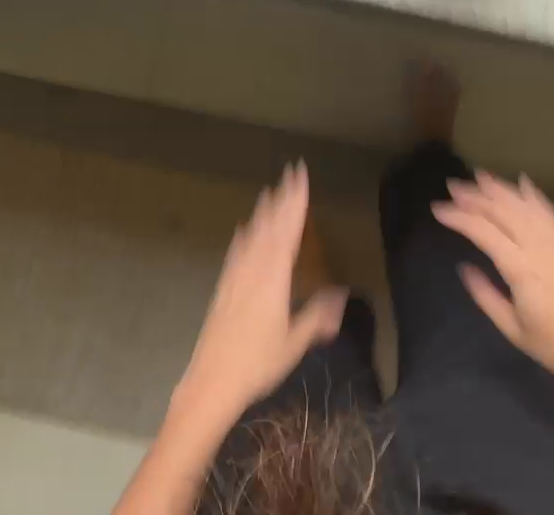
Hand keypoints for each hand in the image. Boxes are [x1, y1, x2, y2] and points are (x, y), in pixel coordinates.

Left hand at [175, 164, 347, 422]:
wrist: (212, 380)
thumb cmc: (258, 362)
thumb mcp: (294, 342)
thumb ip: (316, 317)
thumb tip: (341, 295)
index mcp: (273, 277)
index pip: (287, 230)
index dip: (295, 202)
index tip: (301, 177)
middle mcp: (253, 269)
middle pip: (270, 226)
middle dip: (281, 199)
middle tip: (290, 173)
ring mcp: (235, 276)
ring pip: (252, 235)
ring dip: (263, 212)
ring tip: (270, 192)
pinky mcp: (223, 287)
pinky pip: (237, 252)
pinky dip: (244, 236)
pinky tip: (243, 230)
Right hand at [434, 172, 553, 401]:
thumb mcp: (515, 331)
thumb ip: (487, 296)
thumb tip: (465, 268)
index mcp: (521, 269)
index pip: (482, 231)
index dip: (458, 217)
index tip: (437, 209)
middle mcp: (540, 246)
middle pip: (502, 210)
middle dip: (475, 195)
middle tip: (453, 186)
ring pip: (526, 205)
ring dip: (501, 189)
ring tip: (480, 176)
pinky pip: (550, 212)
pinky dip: (534, 196)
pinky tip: (522, 184)